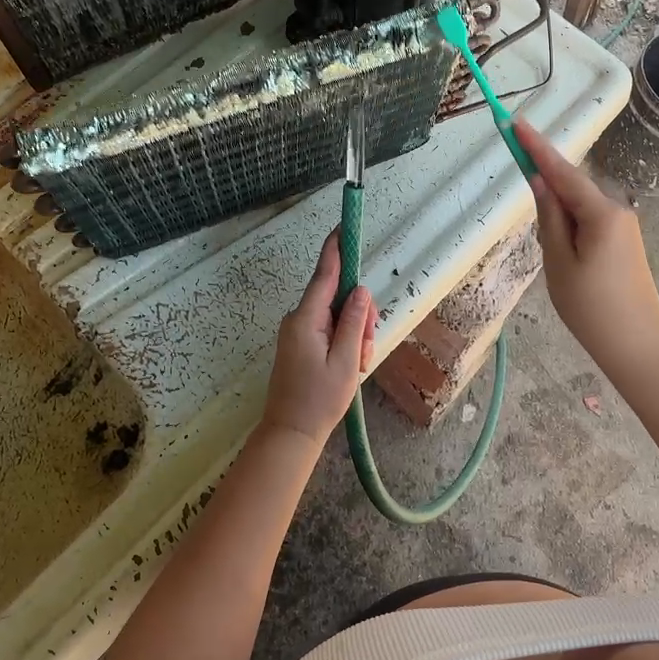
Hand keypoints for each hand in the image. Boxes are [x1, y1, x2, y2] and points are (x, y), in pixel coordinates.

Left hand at [263, 230, 374, 441]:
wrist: (291, 434)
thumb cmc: (319, 400)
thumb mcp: (346, 360)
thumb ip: (355, 322)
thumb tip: (360, 290)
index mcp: (306, 319)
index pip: (325, 274)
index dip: (336, 249)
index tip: (344, 225)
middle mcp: (298, 319)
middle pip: (337, 297)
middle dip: (360, 315)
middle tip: (368, 346)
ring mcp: (298, 332)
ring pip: (337, 316)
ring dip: (355, 333)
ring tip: (359, 364)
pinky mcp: (301, 344)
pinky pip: (329, 330)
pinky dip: (345, 342)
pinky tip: (351, 366)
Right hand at [514, 121, 658, 358]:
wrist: (638, 346)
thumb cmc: (592, 307)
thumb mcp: (559, 261)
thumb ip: (548, 216)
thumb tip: (539, 180)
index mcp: (600, 212)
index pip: (561, 170)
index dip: (535, 146)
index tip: (514, 121)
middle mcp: (617, 210)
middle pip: (571, 188)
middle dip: (546, 192)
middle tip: (539, 234)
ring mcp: (624, 226)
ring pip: (579, 208)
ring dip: (558, 220)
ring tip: (559, 267)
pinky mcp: (625, 242)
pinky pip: (589, 223)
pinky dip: (571, 229)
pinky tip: (568, 261)